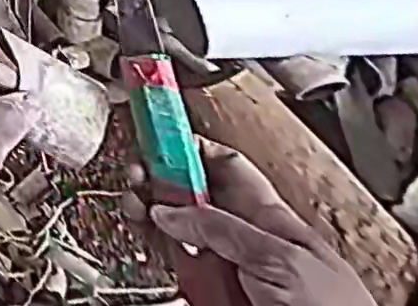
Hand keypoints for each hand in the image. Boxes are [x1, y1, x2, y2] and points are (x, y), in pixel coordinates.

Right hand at [150, 140, 374, 305]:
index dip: (186, 144)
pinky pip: (166, 252)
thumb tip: (166, 210)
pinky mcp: (205, 286)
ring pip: (168, 219)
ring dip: (142, 205)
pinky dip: (145, 237)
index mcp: (269, 219)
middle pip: (184, 188)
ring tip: (134, 207)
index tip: (152, 131)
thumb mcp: (283, 262)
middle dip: (153, 175)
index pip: (221, 163)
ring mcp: (222, 261)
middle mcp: (240, 235)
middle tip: (136, 174)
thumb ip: (221, 227)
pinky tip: (141, 231)